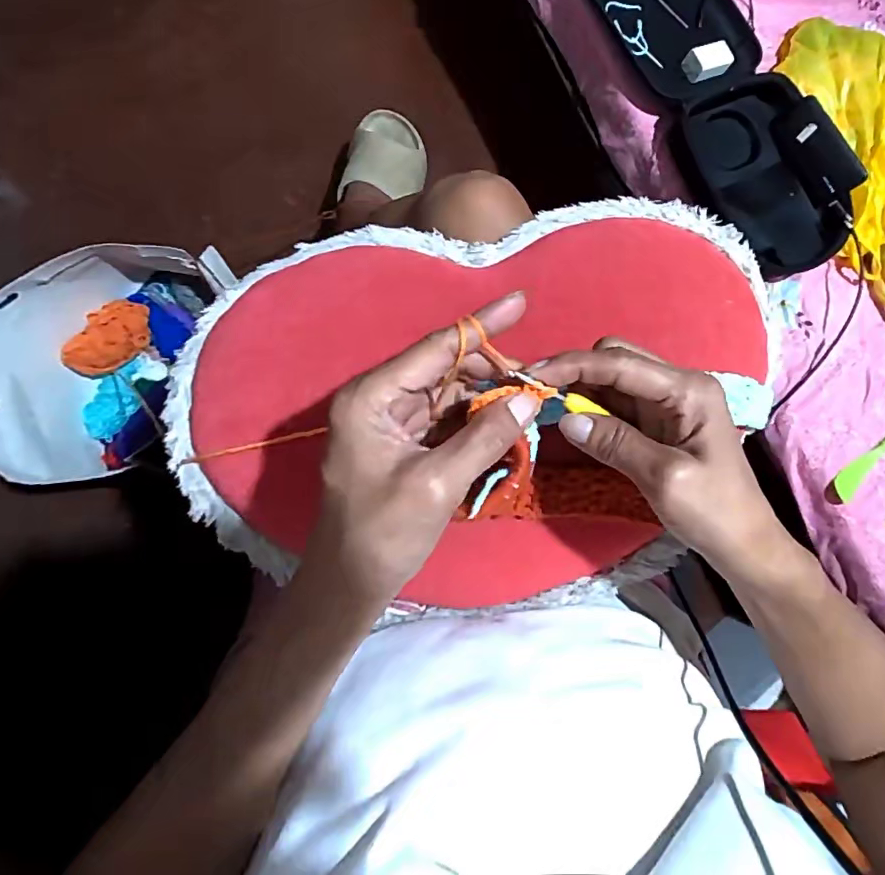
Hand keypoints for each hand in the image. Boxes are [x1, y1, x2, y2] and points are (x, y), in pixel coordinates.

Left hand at [311, 292, 542, 603]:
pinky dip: (478, 417)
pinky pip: (449, 416)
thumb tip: (529, 400)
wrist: (348, 584)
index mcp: (373, 397)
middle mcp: (380, 397)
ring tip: (529, 399)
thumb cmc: (382, 533)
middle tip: (536, 378)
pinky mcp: (406, 440)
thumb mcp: (436, 484)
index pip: (437, 348)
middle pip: (446, 366)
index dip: (482, 325)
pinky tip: (506, 420)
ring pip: (452, 391)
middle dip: (492, 369)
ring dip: (489, 394)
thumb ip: (484, 437)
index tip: (520, 301)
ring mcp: (393, 418)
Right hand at [533, 340, 795, 581]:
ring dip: (582, 390)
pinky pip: (619, 404)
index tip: (534, 376)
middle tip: (539, 396)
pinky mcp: (660, 423)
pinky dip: (594, 408)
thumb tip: (565, 419)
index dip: (575, 365)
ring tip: (546, 406)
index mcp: (688, 389)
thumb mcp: (664, 478)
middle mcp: (679, 385)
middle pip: (617, 359)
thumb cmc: (714, 511)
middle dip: (577, 372)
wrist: (744, 544)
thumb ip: (616, 443)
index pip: (621, 363)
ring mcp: (670, 404)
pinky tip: (573, 420)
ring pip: (614, 380)